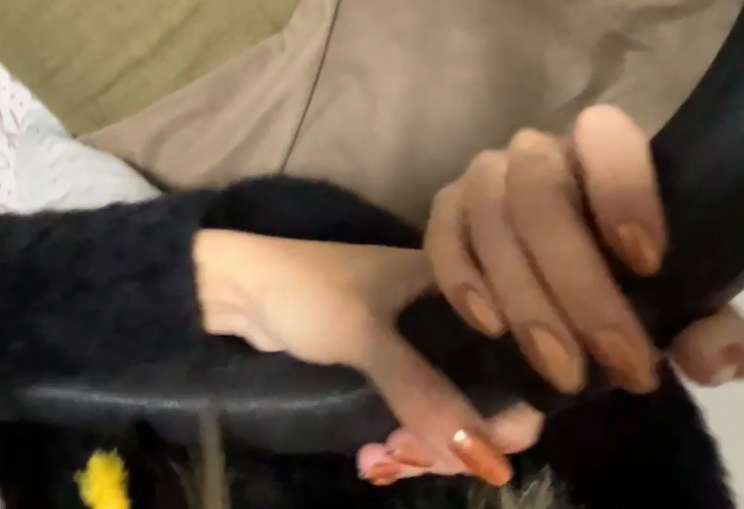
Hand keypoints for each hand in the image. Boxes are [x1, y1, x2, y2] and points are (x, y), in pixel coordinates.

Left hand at [193, 230, 523, 486]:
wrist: (236, 287)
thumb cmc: (305, 291)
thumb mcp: (366, 336)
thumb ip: (426, 391)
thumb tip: (489, 460)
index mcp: (447, 284)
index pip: (507, 348)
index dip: (507, 405)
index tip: (483, 448)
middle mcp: (437, 310)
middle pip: (478, 390)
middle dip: (453, 436)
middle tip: (411, 455)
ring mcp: (409, 340)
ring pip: (444, 408)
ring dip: (422, 446)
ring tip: (383, 459)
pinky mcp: (381, 364)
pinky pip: (411, 412)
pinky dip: (399, 440)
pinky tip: (372, 458)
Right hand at [382, 104, 743, 482]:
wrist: (562, 279)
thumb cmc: (633, 277)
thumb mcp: (689, 304)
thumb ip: (714, 328)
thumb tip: (710, 357)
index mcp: (602, 154)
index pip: (603, 133)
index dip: (620, 190)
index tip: (648, 264)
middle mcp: (536, 152)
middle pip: (538, 192)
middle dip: (577, 281)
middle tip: (617, 361)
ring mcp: (483, 175)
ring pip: (489, 216)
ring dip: (525, 297)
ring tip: (562, 370)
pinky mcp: (446, 208)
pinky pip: (441, 233)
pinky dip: (461, 278)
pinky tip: (490, 326)